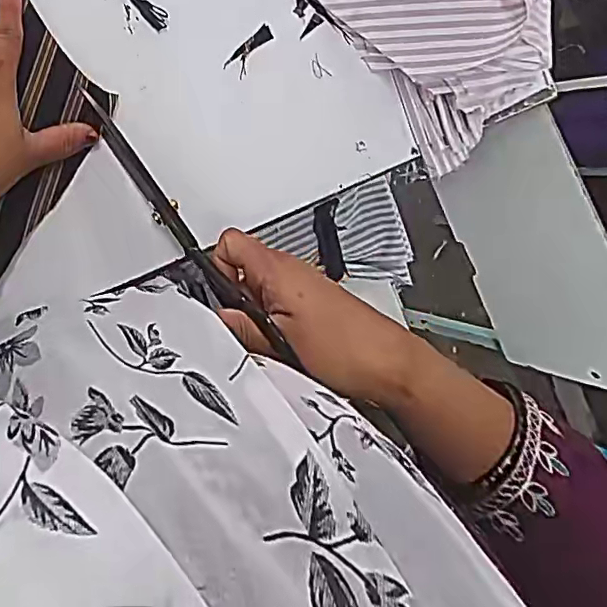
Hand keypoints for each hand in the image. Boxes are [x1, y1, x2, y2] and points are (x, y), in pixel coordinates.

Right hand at [209, 229, 435, 407]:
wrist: (390, 363)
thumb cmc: (349, 347)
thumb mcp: (282, 343)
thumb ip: (243, 328)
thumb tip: (217, 319)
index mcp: (276, 268)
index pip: (228, 242)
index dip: (215, 267)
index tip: (218, 298)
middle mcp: (289, 268)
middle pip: (240, 266)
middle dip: (235, 298)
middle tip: (247, 326)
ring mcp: (300, 284)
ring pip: (258, 286)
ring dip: (255, 312)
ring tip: (271, 339)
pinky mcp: (310, 300)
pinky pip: (277, 300)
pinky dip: (273, 320)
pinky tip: (285, 343)